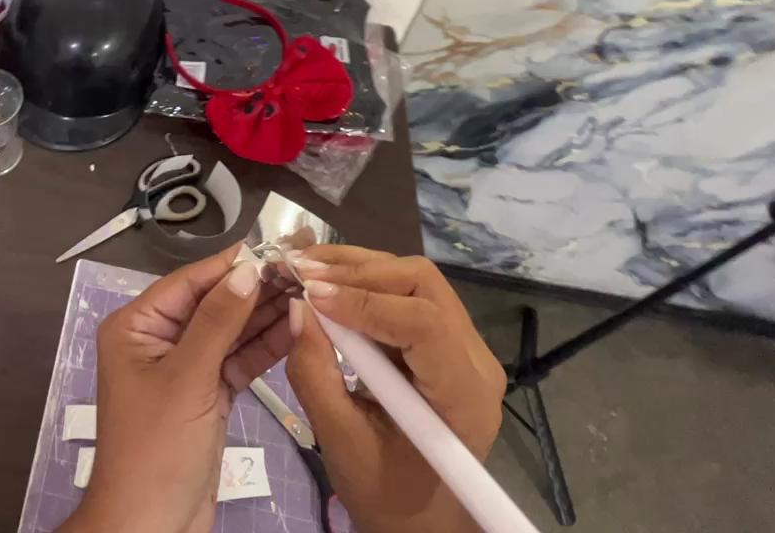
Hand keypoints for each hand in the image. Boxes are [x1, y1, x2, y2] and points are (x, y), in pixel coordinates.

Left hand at [61, 246, 293, 532]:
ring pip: (228, 332)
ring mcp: (184, 368)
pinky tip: (294, 330)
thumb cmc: (156, 447)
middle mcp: (158, 340)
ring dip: (263, 316)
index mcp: (136, 326)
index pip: (188, 282)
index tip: (272, 246)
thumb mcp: (186, 378)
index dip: (230, 264)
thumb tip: (246, 268)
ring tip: (305, 293)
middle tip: (300, 269)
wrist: (151, 527)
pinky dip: (262, 349)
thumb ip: (217, 322)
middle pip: (211, 304)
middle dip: (253, 288)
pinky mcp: (206, 394)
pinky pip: (236, 361)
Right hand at [285, 246, 505, 532]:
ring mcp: (465, 344)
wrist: (419, 515)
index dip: (364, 302)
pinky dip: (363, 277)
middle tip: (303, 273)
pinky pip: (407, 290)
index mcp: (462, 398)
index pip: (424, 323)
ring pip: (413, 277)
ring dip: (357, 267)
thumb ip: (316, 376)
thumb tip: (298, 308)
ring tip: (306, 267)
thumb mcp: (340, 442)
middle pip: (421, 284)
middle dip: (358, 271)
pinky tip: (327, 280)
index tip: (310, 295)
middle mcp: (476, 360)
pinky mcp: (445, 336)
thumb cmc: (385, 491)